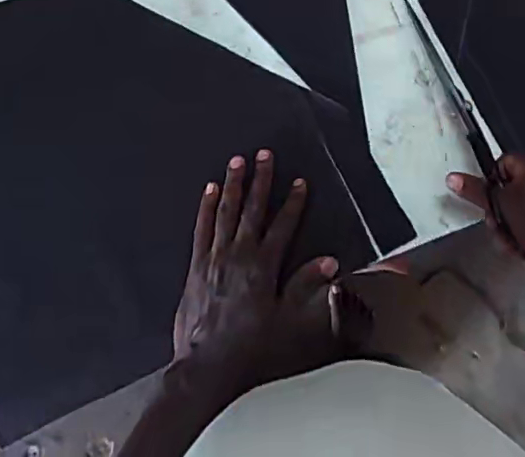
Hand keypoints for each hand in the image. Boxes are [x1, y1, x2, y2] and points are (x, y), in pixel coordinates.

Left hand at [171, 150, 344, 403]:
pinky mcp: (196, 266)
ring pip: (226, 211)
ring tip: (237, 160)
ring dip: (234, 184)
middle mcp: (239, 255)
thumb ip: (307, 289)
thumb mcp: (289, 325)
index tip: (299, 182)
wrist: (206, 370)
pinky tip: (210, 190)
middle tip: (265, 154)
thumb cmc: (251, 351)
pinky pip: (202, 228)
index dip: (293, 202)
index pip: (283, 226)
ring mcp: (215, 257)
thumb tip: (328, 263)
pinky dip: (206, 207)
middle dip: (261, 179)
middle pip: (253, 209)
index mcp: (263, 266)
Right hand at [446, 153, 524, 272]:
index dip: (490, 183)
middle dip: (498, 211)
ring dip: (508, 227)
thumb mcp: (502, 206)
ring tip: (512, 242)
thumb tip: (452, 177)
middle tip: (497, 225)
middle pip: (507, 189)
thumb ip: (476, 190)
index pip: (500, 163)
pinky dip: (524, 235)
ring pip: (518, 210)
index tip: (489, 202)